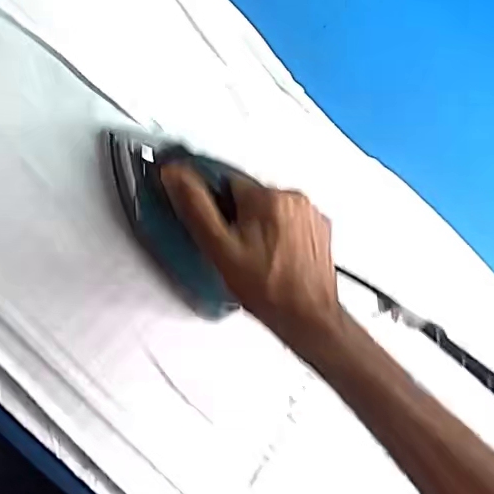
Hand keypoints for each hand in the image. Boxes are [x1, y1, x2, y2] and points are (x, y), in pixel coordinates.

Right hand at [161, 164, 343, 347]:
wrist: (308, 317)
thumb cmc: (269, 289)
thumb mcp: (219, 247)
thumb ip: (195, 205)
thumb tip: (175, 175)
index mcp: (267, 197)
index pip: (224, 180)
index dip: (213, 204)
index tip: (214, 224)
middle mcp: (292, 198)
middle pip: (247, 194)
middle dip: (236, 215)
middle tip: (234, 245)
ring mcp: (308, 213)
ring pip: (267, 206)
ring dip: (257, 224)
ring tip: (254, 255)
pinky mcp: (318, 227)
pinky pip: (287, 219)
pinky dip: (277, 232)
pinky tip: (272, 256)